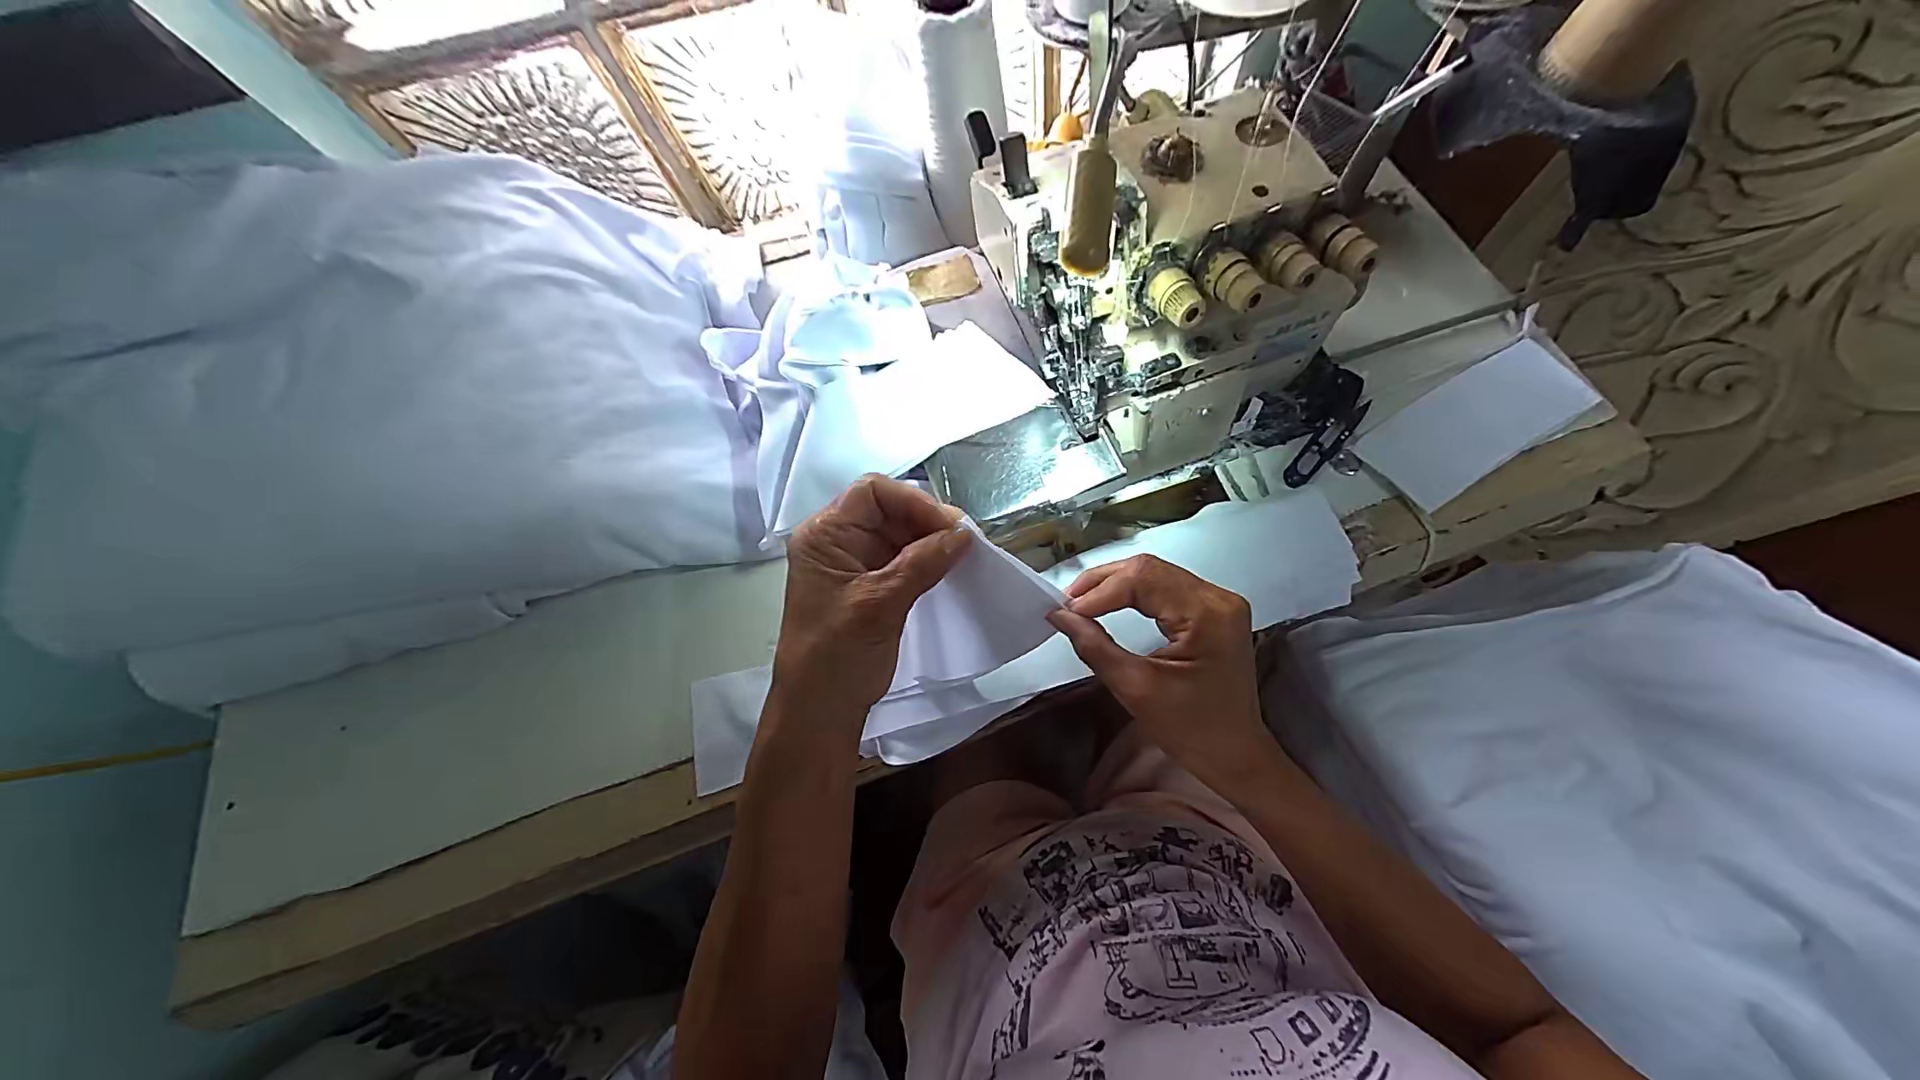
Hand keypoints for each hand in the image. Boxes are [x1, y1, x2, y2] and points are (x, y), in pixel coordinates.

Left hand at [771, 475, 971, 723]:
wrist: (820, 709)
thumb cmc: (837, 655)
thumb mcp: (880, 604)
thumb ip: (922, 563)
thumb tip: (963, 534)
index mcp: (824, 536)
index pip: (872, 492)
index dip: (913, 502)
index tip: (949, 528)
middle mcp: (836, 541)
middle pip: (888, 509)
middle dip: (926, 520)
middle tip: (964, 542)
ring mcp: (852, 563)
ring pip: (899, 532)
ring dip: (930, 540)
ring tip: (962, 555)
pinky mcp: (869, 584)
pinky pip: (901, 557)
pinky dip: (926, 559)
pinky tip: (948, 567)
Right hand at [1046, 555, 1273, 792]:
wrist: (1234, 754)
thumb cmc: (1191, 729)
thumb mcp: (1135, 688)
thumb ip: (1095, 646)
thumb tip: (1060, 615)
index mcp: (1208, 615)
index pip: (1143, 581)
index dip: (1099, 592)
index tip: (1066, 611)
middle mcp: (1219, 598)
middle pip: (1149, 569)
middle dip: (1103, 582)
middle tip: (1068, 603)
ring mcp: (1219, 601)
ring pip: (1154, 573)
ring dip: (1115, 584)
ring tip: (1081, 602)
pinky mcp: (1212, 609)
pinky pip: (1165, 586)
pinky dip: (1132, 591)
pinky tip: (1108, 602)